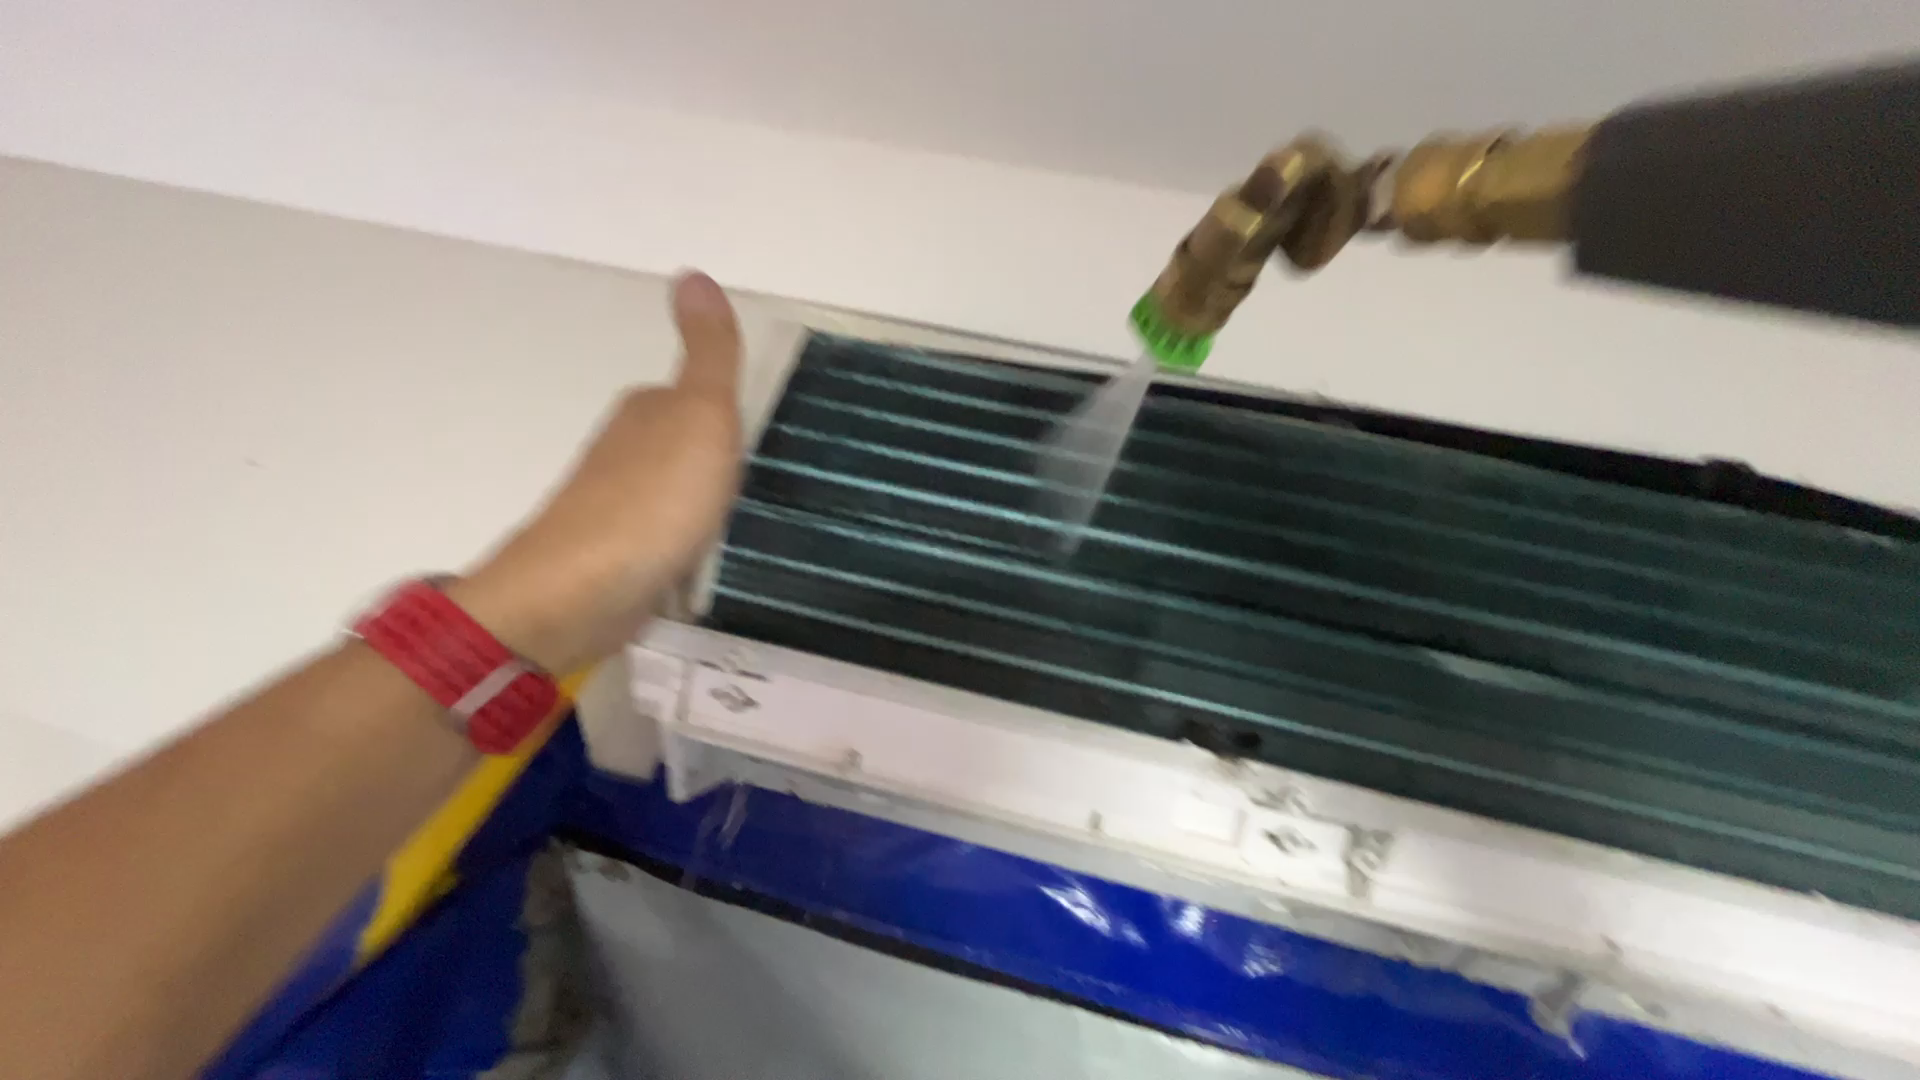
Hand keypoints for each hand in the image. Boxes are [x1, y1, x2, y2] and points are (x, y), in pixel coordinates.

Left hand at [451, 271, 744, 672]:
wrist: (583, 594)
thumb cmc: (653, 502)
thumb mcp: (700, 415)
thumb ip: (709, 353)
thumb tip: (692, 272)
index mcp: (646, 413)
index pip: (696, 399)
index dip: (732, 417)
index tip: (771, 443)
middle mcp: (626, 453)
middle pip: (686, 447)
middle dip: (722, 462)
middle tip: (771, 486)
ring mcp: (618, 509)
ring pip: (677, 494)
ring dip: (706, 505)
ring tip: (749, 526)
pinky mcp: (619, 558)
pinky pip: (669, 539)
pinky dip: (690, 544)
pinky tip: (708, 563)